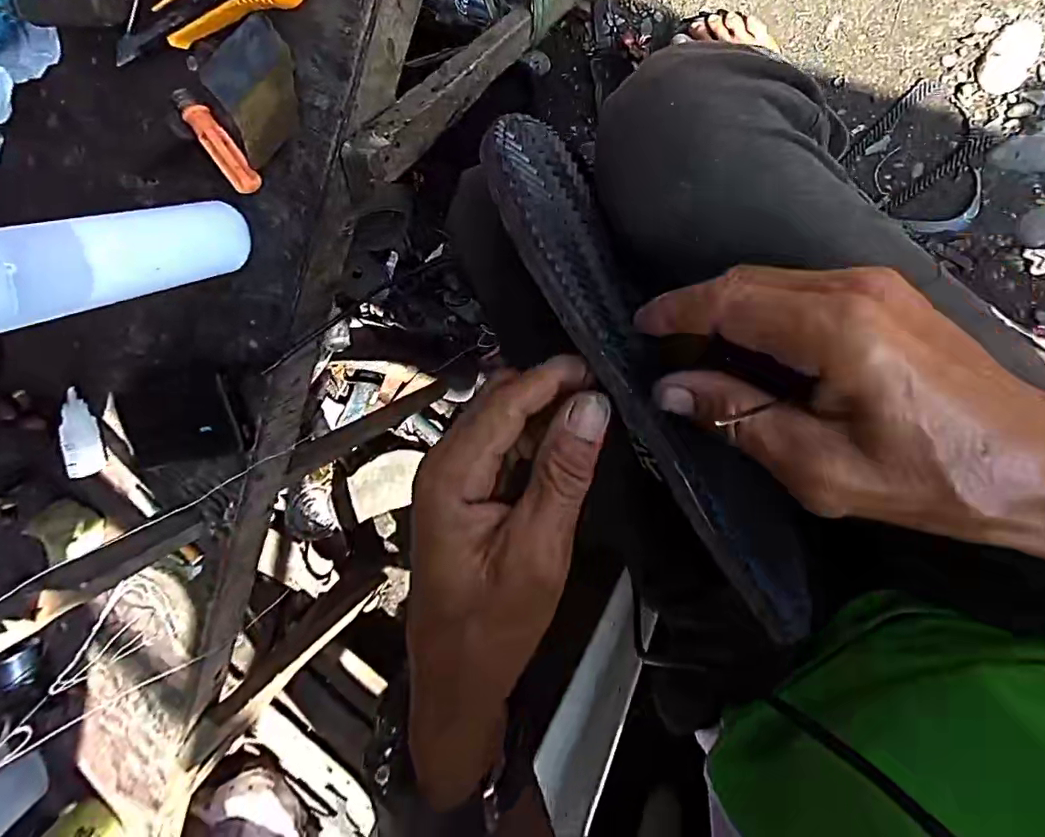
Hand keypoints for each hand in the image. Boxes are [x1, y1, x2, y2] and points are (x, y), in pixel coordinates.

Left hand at [406, 356, 610, 808]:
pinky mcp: (465, 491)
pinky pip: (502, 447)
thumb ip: (563, 472)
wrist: (457, 679)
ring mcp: (451, 477)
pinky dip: (535, 438)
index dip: (551, 377)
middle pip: (498, 402)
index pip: (504, 402)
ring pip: (502, 420)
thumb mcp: (539, 549)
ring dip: (544, 413)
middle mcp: (443, 464)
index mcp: (450, 474)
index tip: (596, 365)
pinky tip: (565, 445)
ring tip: (592, 413)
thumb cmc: (492, 627)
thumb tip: (591, 405)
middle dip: (549, 389)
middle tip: (601, 391)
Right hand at [635, 266, 1044, 554]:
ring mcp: (876, 282)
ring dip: (730, 309)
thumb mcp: (825, 469)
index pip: (729, 302)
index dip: (676, 312)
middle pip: (747, 282)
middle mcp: (853, 286)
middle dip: (697, 310)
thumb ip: (740, 419)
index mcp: (836, 327)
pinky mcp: (889, 291)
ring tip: (702, 354)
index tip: (639, 328)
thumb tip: (671, 389)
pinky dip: (765, 310)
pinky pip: (803, 288)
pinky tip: (756, 347)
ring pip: (773, 281)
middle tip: (665, 351)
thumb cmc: (938, 480)